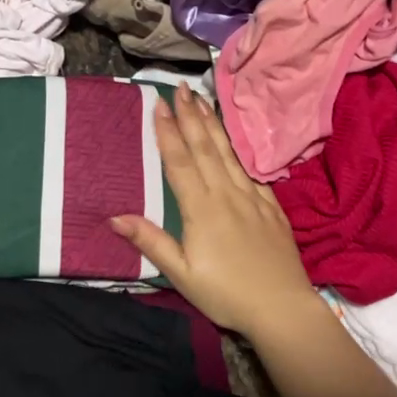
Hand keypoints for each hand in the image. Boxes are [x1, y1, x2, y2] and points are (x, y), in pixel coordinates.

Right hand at [109, 86, 319, 336]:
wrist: (282, 308)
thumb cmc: (226, 294)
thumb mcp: (181, 274)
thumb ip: (151, 242)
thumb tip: (114, 216)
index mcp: (201, 209)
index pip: (181, 162)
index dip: (169, 133)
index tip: (160, 105)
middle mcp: (226, 195)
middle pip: (206, 148)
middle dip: (191, 116)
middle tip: (181, 88)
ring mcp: (252, 198)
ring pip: (229, 153)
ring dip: (213, 124)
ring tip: (203, 100)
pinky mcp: (271, 207)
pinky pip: (252, 170)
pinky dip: (241, 148)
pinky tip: (235, 138)